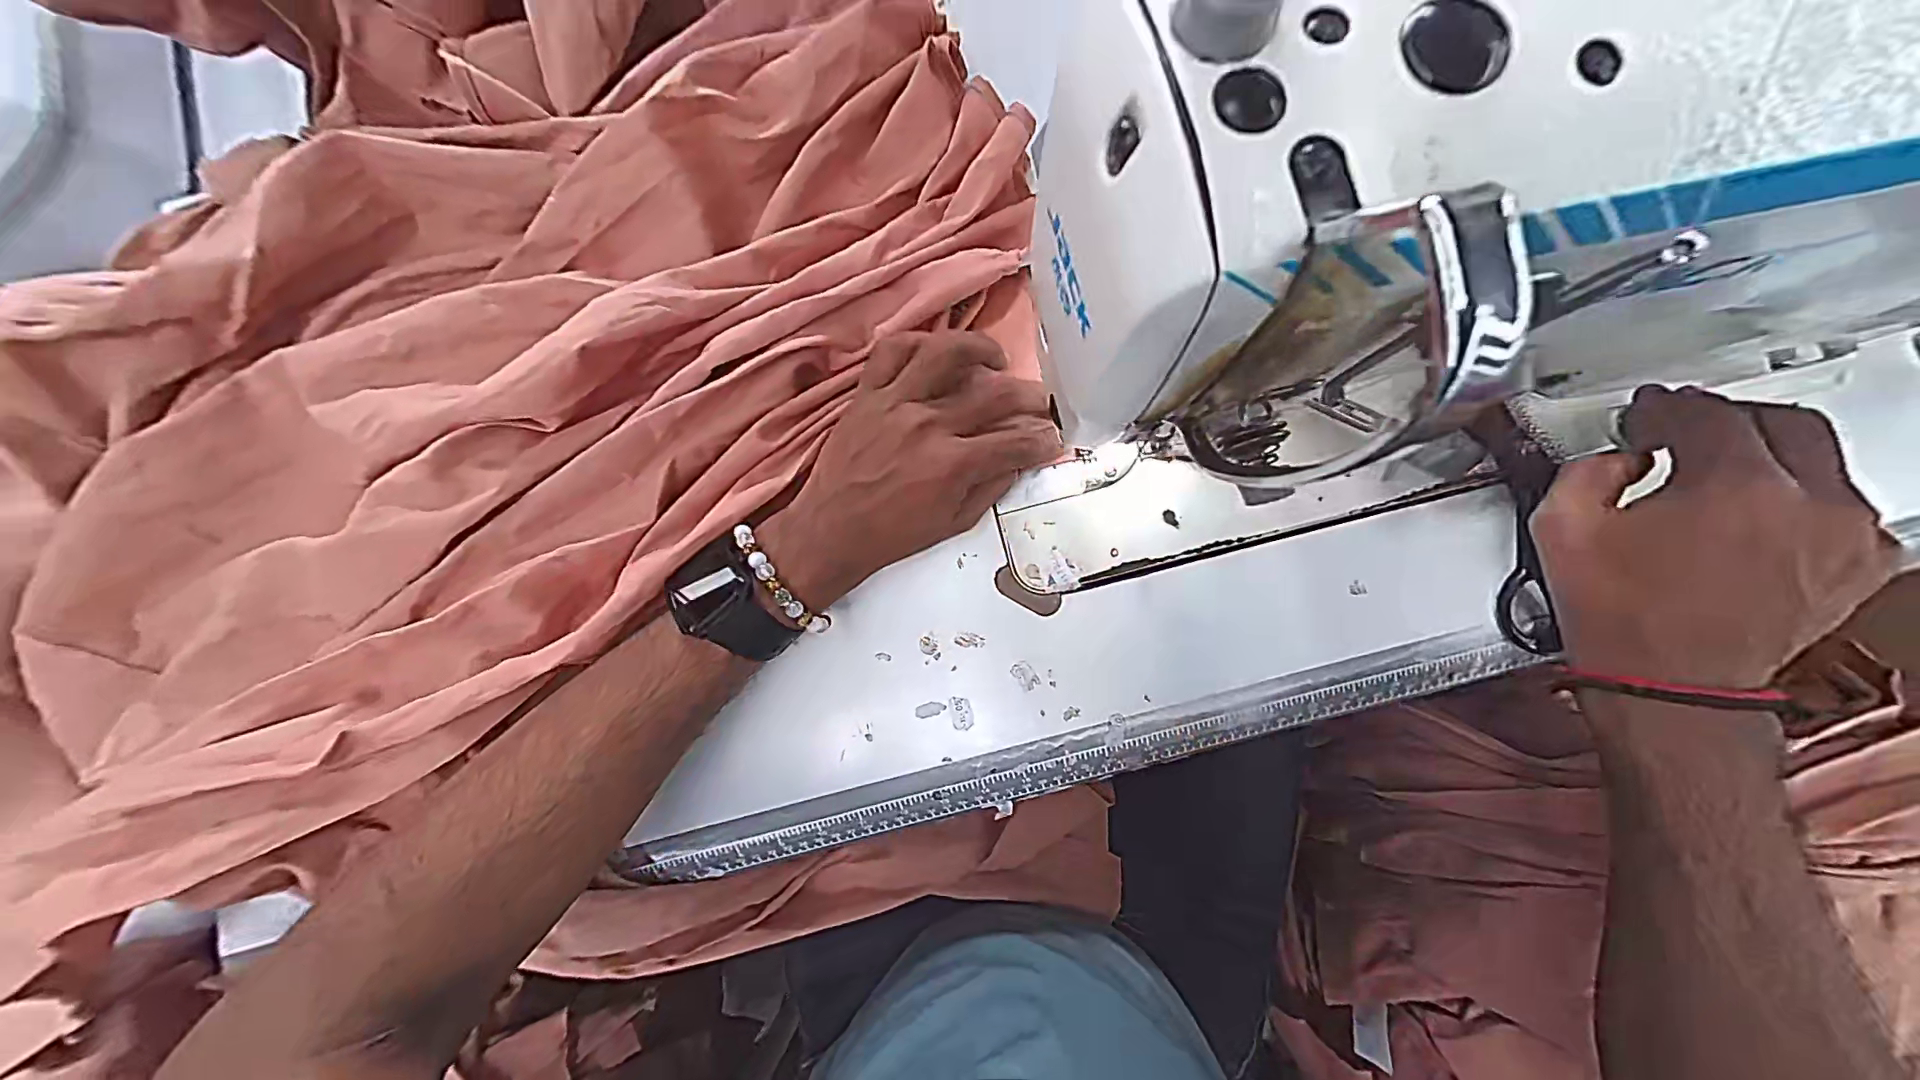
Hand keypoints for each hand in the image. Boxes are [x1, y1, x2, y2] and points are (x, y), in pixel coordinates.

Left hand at [756, 331, 1060, 607]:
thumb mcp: (954, 522)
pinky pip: (893, 349)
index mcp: (952, 465)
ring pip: (947, 353)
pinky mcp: (867, 394)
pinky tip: (936, 354)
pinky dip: (919, 342)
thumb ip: (991, 486)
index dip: (1042, 439)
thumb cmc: (894, 533)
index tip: (1050, 438)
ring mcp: (895, 403)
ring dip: (981, 350)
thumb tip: (1020, 457)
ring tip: (994, 362)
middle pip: (996, 394)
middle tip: (1038, 404)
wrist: (832, 530)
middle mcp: (928, 425)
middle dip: (1032, 398)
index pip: (1015, 441)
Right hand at [1531, 386, 1898, 689]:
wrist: (1668, 682)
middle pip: (1779, 422)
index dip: (1665, 406)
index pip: (1705, 414)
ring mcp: (1845, 535)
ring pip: (1820, 458)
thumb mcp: (1560, 528)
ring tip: (1715, 466)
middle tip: (1682, 425)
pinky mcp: (1859, 564)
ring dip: (1764, 451)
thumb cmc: (1620, 617)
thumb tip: (1616, 459)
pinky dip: (1798, 494)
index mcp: (1733, 487)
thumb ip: (1585, 470)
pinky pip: (1841, 504)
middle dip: (1722, 416)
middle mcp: (1808, 503)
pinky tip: (1755, 507)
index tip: (1647, 411)